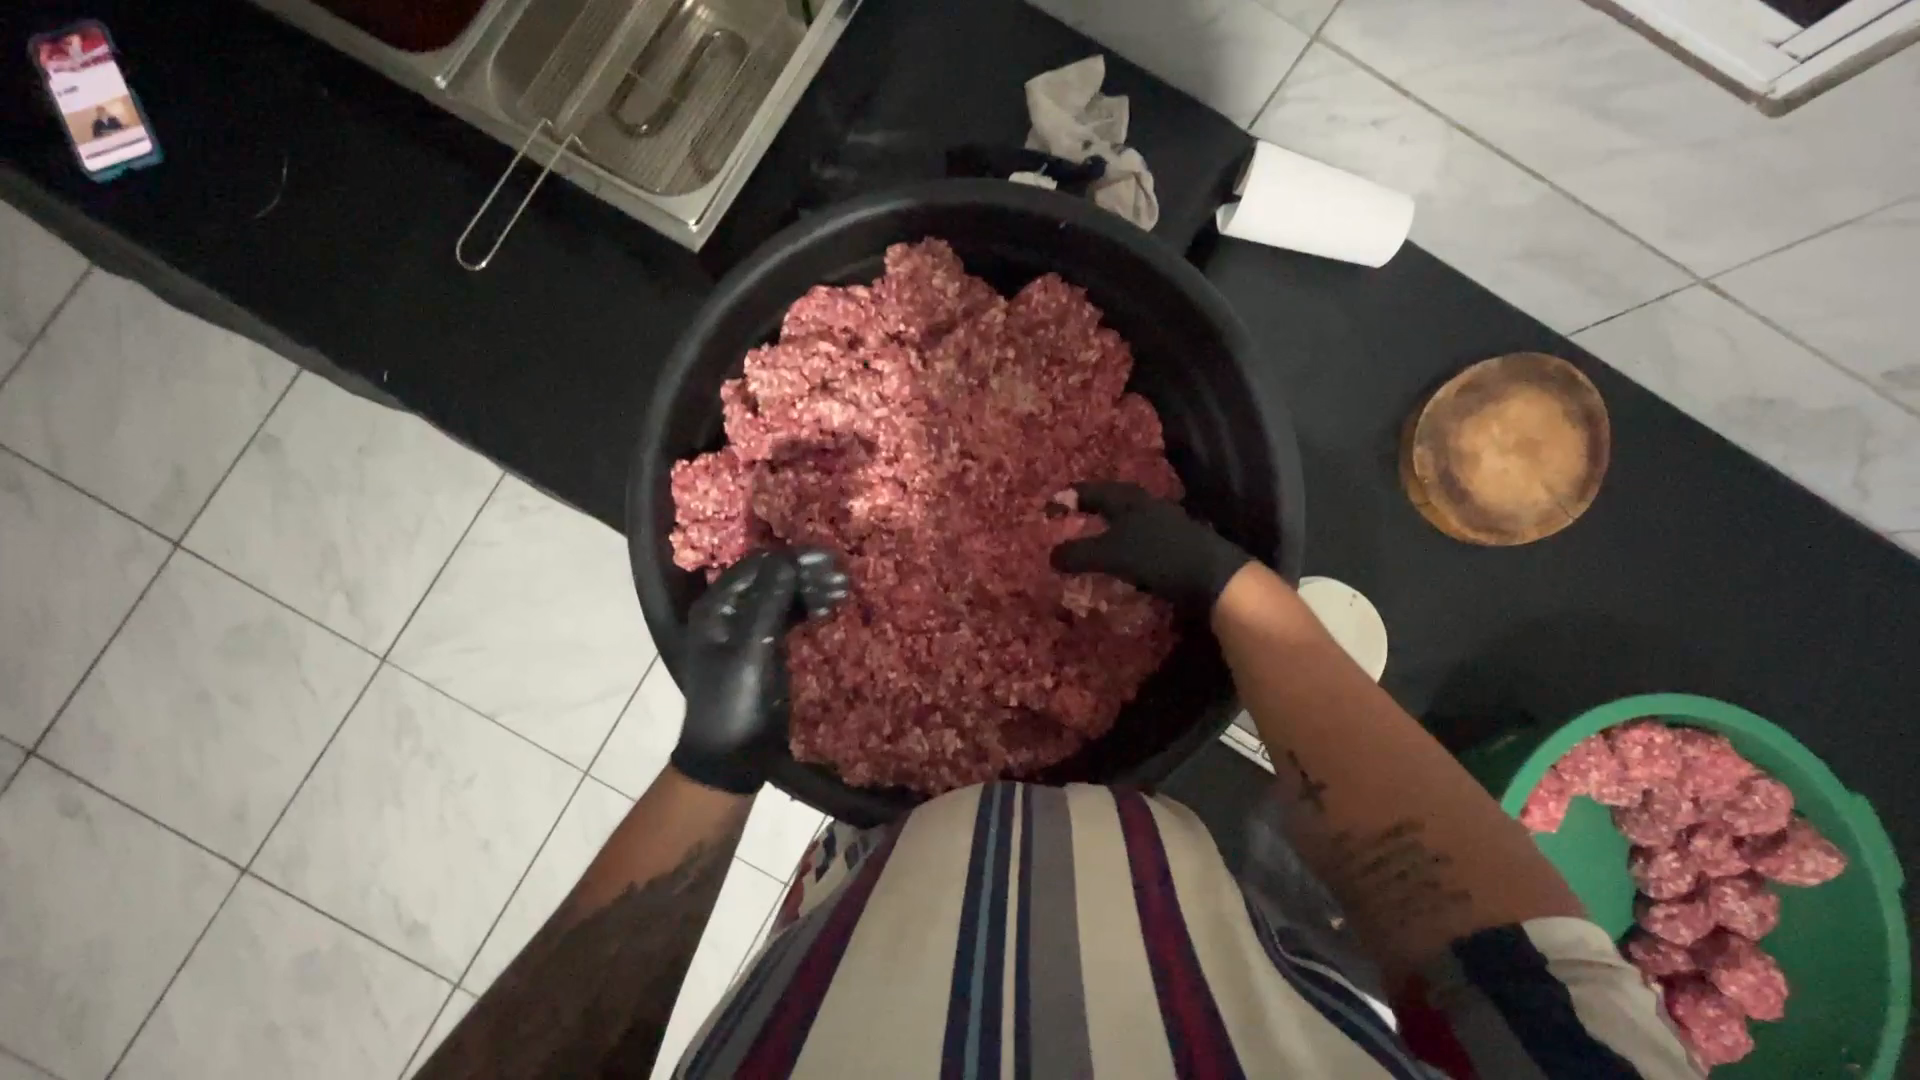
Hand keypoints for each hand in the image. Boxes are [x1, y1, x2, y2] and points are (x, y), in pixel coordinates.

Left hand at [670, 547, 848, 793]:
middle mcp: (730, 611)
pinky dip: (809, 609)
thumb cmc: (735, 703)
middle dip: (806, 573)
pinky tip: (831, 607)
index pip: (757, 566)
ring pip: (782, 596)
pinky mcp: (765, 647)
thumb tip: (787, 558)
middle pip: (772, 578)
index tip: (830, 559)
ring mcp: (747, 629)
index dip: (793, 558)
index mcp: (717, 607)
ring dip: (811, 590)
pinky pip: (787, 617)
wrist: (731, 758)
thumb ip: (768, 603)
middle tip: (844, 575)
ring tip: (844, 590)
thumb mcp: (751, 651)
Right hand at [1050, 482, 1252, 613]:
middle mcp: (1146, 505)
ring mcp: (1165, 524)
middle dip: (1091, 507)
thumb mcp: (1110, 555)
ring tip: (1093, 539)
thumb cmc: (1157, 556)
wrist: (1212, 576)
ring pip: (1129, 520)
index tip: (1049, 505)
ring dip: (1109, 527)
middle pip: (1113, 500)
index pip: (1091, 491)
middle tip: (1072, 515)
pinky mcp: (1176, 545)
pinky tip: (1122, 561)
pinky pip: (1141, 541)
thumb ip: (1078, 554)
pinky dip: (1125, 547)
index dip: (1068, 497)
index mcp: (1128, 500)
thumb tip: (1051, 556)